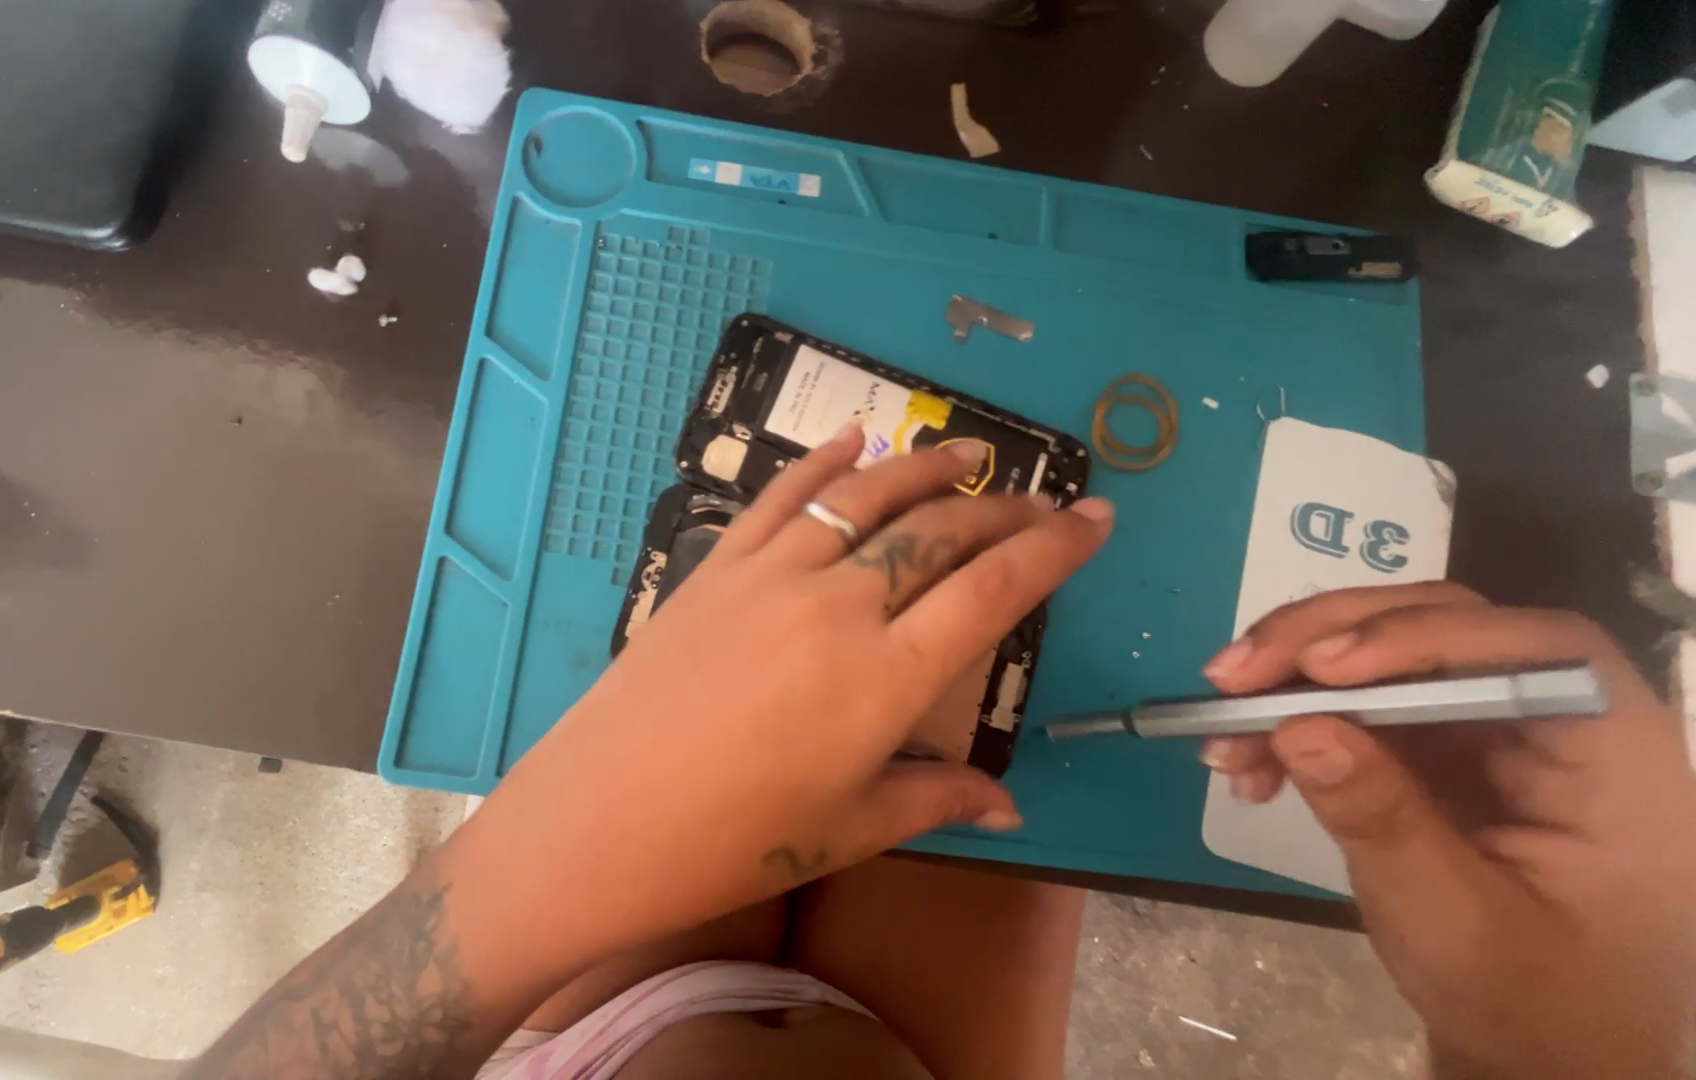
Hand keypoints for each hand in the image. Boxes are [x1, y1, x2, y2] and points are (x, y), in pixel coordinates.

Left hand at [466, 422, 1112, 960]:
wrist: (600, 820)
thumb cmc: (733, 841)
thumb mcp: (848, 830)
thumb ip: (936, 800)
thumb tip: (1009, 805)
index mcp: (886, 680)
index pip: (993, 592)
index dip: (1054, 550)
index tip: (1095, 520)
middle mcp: (837, 607)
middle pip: (938, 534)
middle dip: (1001, 511)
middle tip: (1041, 499)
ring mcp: (771, 575)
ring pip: (864, 497)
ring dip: (924, 469)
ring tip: (968, 456)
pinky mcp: (717, 566)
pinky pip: (779, 498)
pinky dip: (820, 462)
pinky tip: (853, 439)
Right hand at [1200, 584, 1695, 1079]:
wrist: (1524, 1044)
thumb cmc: (1522, 997)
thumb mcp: (1448, 917)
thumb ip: (1380, 818)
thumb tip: (1297, 725)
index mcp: (1612, 766)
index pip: (1541, 651)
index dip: (1429, 636)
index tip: (1322, 668)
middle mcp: (1547, 725)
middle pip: (1439, 625)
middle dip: (1322, 639)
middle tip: (1233, 674)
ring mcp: (1481, 730)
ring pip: (1377, 652)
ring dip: (1284, 675)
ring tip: (1218, 722)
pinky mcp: (1424, 744)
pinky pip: (1342, 702)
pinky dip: (1280, 719)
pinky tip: (1241, 762)